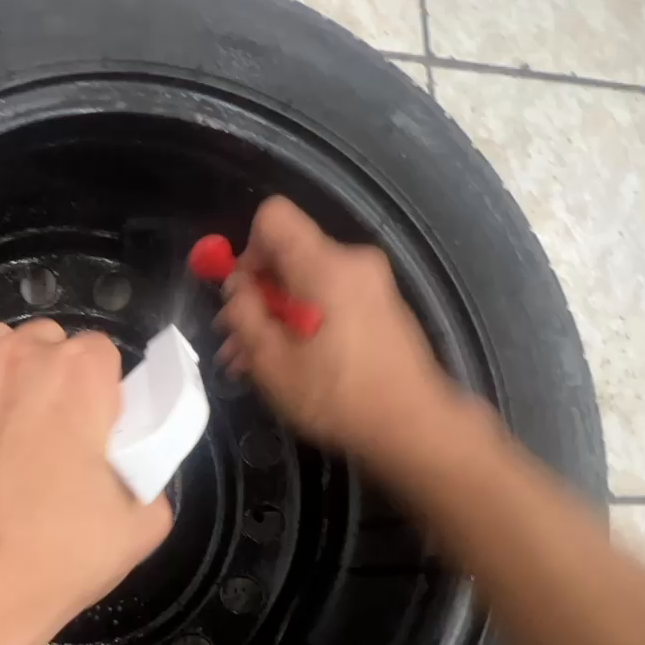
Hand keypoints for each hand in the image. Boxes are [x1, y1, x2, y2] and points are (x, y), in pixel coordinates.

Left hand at [0, 319, 172, 644]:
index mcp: (78, 374)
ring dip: (16, 378)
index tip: (98, 437)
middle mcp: (18, 357)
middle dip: (60, 380)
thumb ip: (151, 482)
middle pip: (51, 345)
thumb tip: (132, 475)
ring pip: (2, 352)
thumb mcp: (140, 527)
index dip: (105, 395)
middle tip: (60, 440)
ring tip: (17, 436)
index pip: (103, 354)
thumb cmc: (54, 555)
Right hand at [215, 196, 462, 465]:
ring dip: (273, 317)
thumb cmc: (334, 395)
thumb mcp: (270, 361)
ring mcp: (370, 284)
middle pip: (287, 256)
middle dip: (254, 296)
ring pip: (304, 283)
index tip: (239, 297)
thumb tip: (236, 287)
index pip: (272, 218)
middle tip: (233, 345)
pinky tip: (286, 364)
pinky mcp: (379, 306)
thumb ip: (243, 314)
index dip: (245, 252)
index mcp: (324, 265)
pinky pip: (327, 299)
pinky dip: (301, 323)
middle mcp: (351, 262)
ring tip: (250, 364)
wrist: (411, 426)